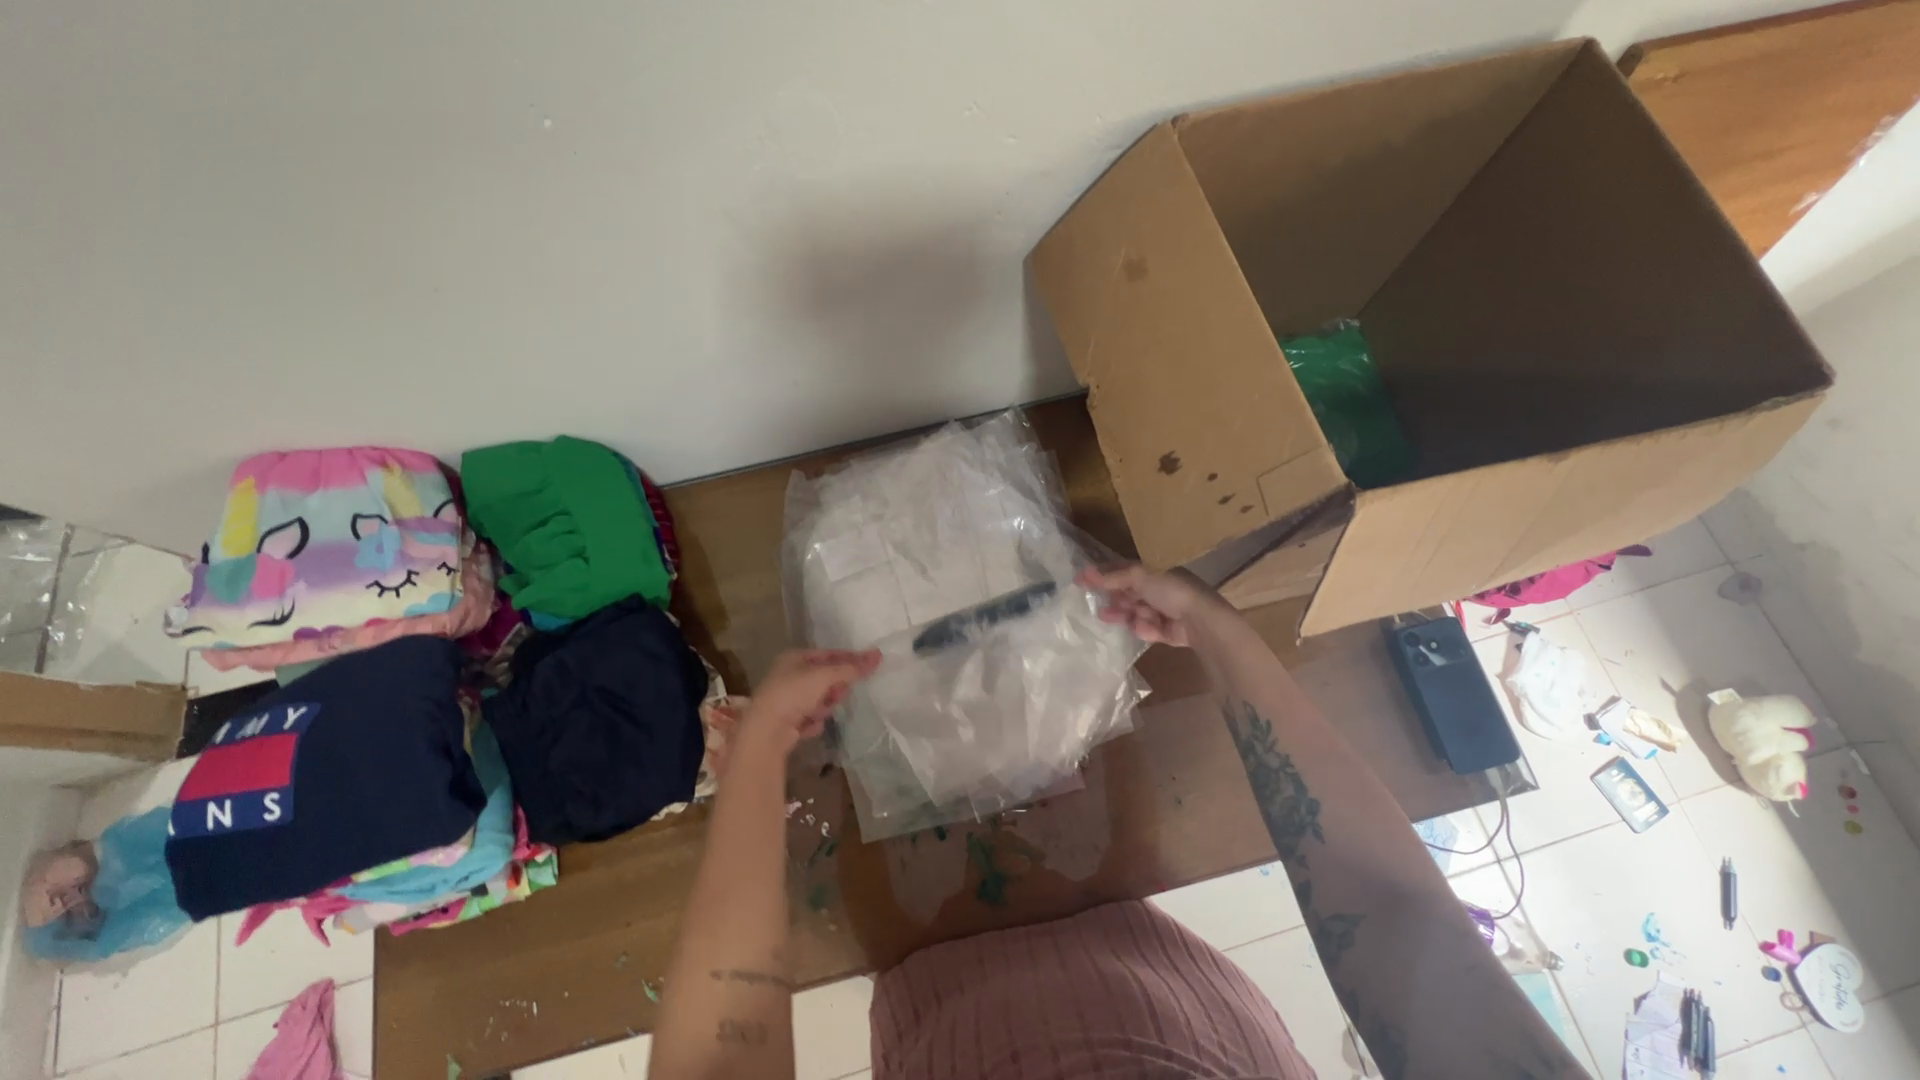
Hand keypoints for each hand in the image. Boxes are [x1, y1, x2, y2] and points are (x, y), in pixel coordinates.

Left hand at [739, 649, 881, 754]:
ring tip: (816, 712)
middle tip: (836, 694)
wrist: (767, 730)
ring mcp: (788, 699)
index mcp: (794, 658)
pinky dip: (813, 721)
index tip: (869, 665)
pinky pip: (812, 717)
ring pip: (821, 700)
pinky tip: (805, 725)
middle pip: (826, 679)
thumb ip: (851, 668)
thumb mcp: (825, 676)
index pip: (828, 654)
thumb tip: (877, 655)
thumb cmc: (793, 693)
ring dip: (824, 707)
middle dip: (834, 689)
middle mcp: (789, 676)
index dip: (849, 659)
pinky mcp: (788, 720)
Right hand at [1077, 564, 1219, 647]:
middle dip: (1114, 597)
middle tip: (1096, 602)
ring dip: (1124, 614)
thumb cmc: (1171, 590)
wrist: (1200, 619)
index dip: (1103, 575)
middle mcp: (1161, 590)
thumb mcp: (1140, 577)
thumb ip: (1113, 577)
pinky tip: (1144, 628)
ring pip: (1136, 612)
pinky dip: (1145, 628)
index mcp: (1157, 571)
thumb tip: (1085, 573)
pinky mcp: (1168, 631)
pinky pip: (1148, 629)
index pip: (1125, 571)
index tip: (1081, 581)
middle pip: (1129, 594)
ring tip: (1107, 616)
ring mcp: (1165, 611)